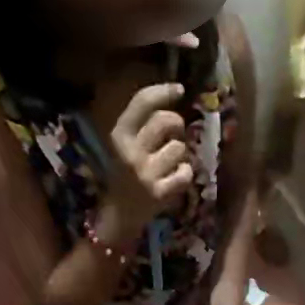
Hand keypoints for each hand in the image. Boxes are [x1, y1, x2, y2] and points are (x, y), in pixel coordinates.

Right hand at [107, 81, 194, 232]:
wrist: (119, 215)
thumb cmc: (126, 176)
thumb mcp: (126, 146)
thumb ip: (143, 126)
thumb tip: (174, 102)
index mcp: (119, 134)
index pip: (142, 103)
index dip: (163, 91)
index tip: (180, 89)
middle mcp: (131, 151)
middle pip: (166, 121)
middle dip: (178, 125)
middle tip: (175, 135)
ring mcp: (146, 173)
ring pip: (180, 148)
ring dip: (181, 155)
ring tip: (170, 164)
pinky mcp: (159, 193)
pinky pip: (186, 173)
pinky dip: (184, 176)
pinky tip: (174, 181)